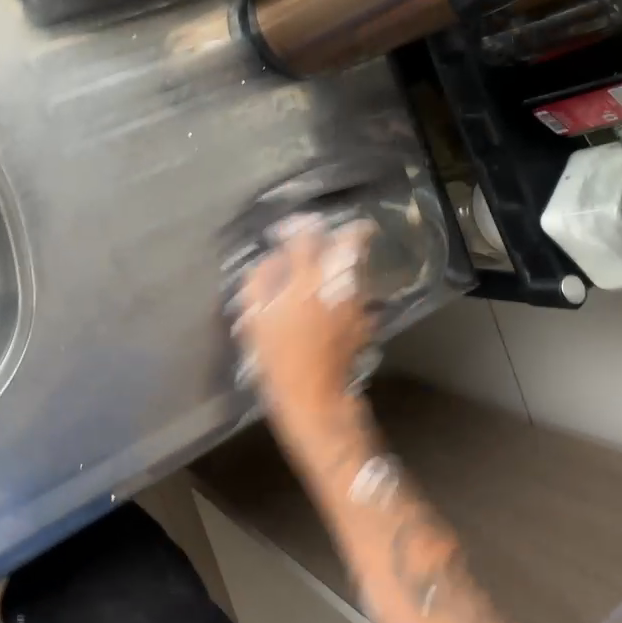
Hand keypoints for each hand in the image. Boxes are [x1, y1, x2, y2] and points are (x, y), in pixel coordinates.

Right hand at [236, 213, 376, 418]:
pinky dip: (350, 288)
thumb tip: (272, 260)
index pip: (309, 234)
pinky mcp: (366, 320)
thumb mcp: (255, 318)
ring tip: (331, 267)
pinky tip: (336, 299)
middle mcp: (338, 283)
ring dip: (348, 260)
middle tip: (335, 233)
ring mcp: (357, 302)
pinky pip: (361, 293)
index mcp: (307, 278)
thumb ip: (259, 280)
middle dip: (349, 230)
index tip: (287, 232)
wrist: (314, 397)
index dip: (298, 224)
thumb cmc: (278, 358)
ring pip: (359, 265)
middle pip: (354, 240)